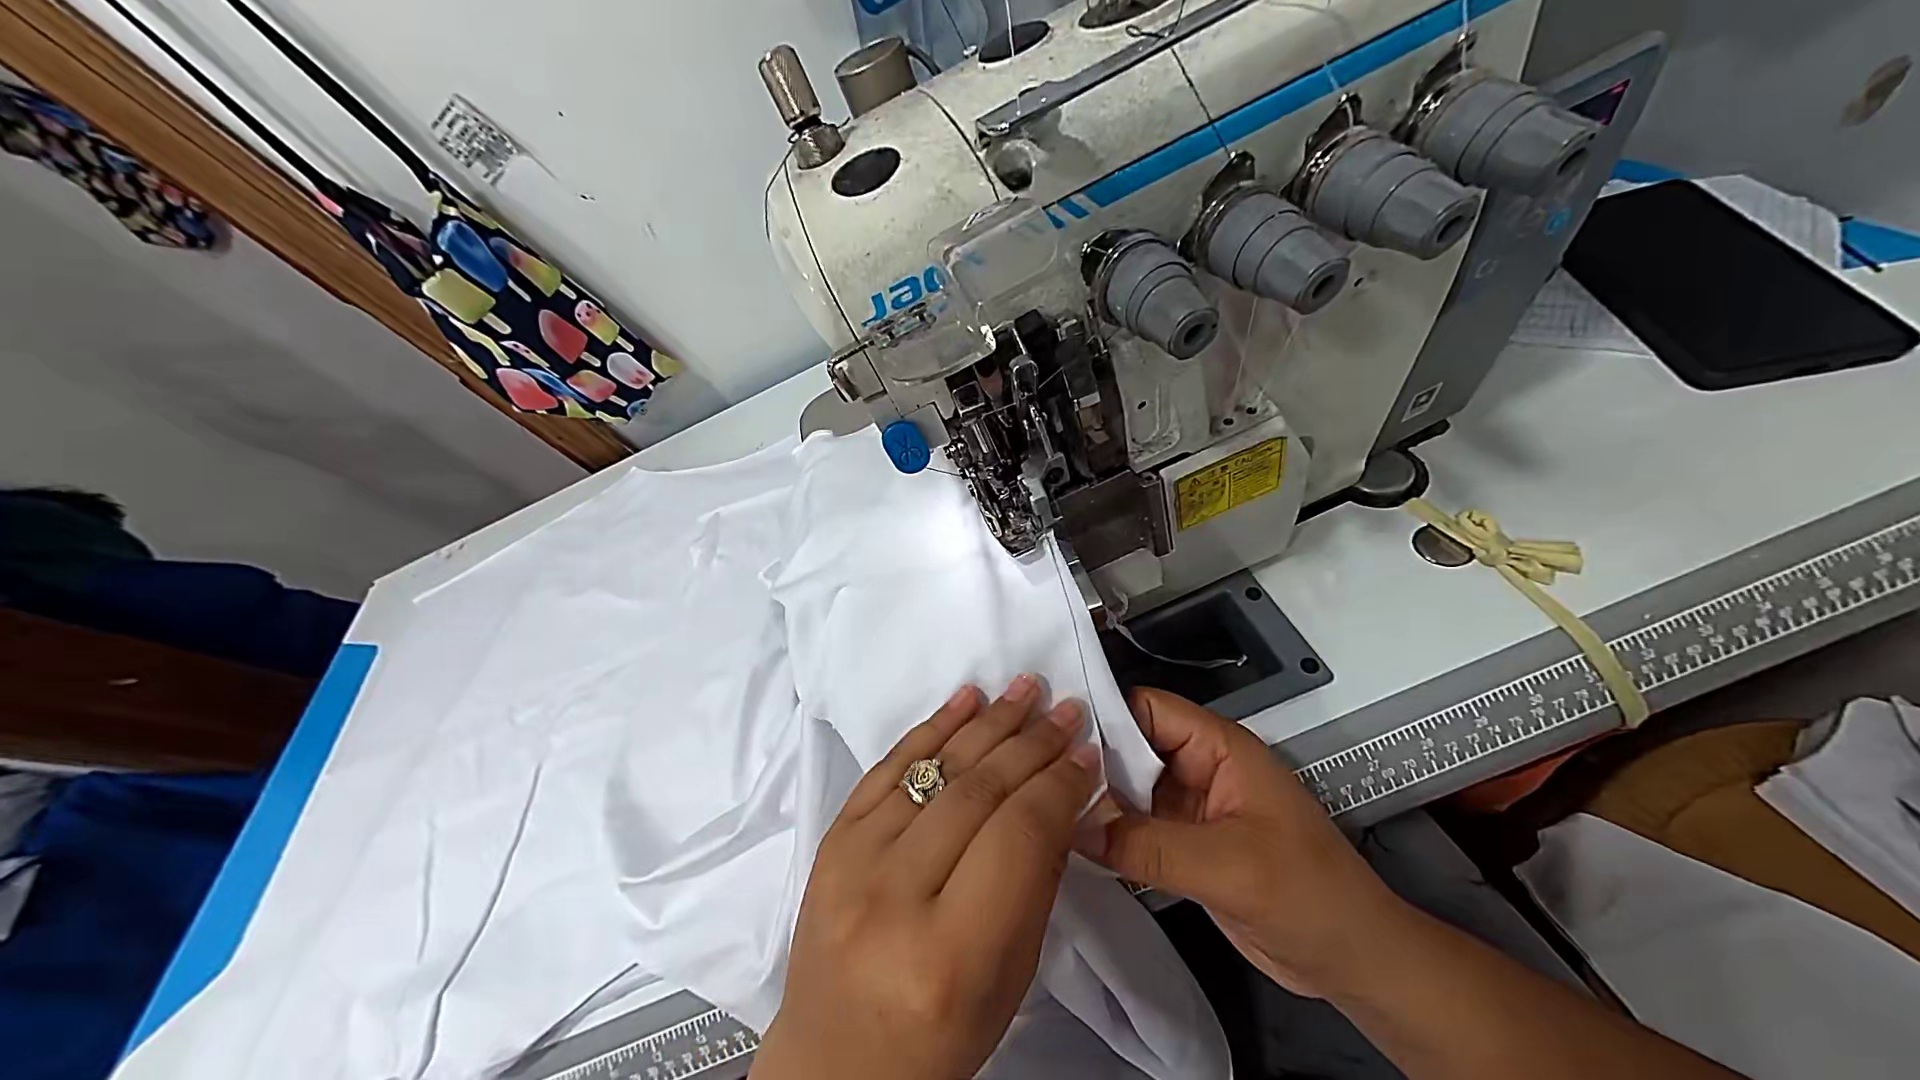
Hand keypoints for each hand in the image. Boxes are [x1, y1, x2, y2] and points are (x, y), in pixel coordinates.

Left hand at [752, 676, 1100, 1079]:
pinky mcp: (830, 840)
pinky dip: (931, 728)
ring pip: (934, 769)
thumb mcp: (1010, 978)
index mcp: (949, 950)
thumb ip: (1036, 882)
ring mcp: (852, 861)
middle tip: (1066, 711)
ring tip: (1025, 689)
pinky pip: (886, 767)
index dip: (1059, 784)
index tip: (1087, 753)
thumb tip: (1062, 796)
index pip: (1018, 834)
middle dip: (1032, 744)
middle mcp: (894, 896)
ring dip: (987, 722)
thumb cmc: (939, 1036)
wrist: (836, 1059)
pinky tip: (965, 701)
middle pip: (978, 792)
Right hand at [1076, 688, 1410, 998]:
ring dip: (1093, 798)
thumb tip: (1075, 827)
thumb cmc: (1313, 896)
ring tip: (1043, 805)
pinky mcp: (1182, 842)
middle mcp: (1198, 767)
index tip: (1053, 735)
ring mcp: (1188, 806)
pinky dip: (1106, 831)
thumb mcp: (1230, 866)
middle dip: (1087, 760)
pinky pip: (1132, 824)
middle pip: (1128, 746)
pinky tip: (1072, 838)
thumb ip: (1149, 844)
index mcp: (1218, 748)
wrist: (1355, 961)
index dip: (1101, 715)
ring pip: (1126, 787)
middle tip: (1037, 777)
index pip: (1146, 709)